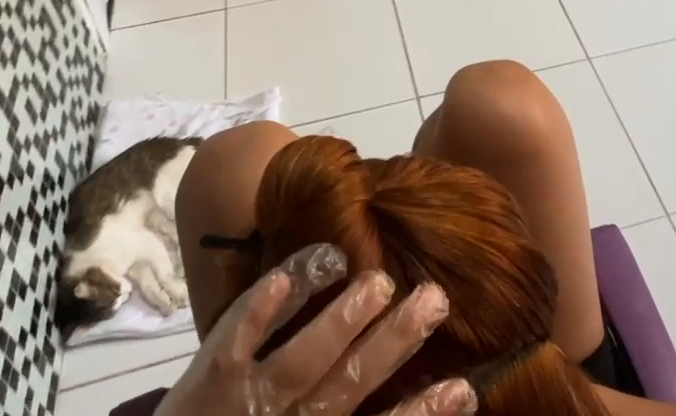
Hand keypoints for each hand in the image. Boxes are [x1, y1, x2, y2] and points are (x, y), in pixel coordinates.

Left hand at [155, 244, 471, 415]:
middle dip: (392, 343)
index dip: (421, 412)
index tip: (464, 388)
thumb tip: (421, 394)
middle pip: (347, 384)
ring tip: (379, 280)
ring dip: (341, 319)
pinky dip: (262, 309)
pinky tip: (290, 274)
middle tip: (432, 298)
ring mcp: (247, 399)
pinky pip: (236, 338)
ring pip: (300, 362)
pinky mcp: (211, 375)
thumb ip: (351, 412)